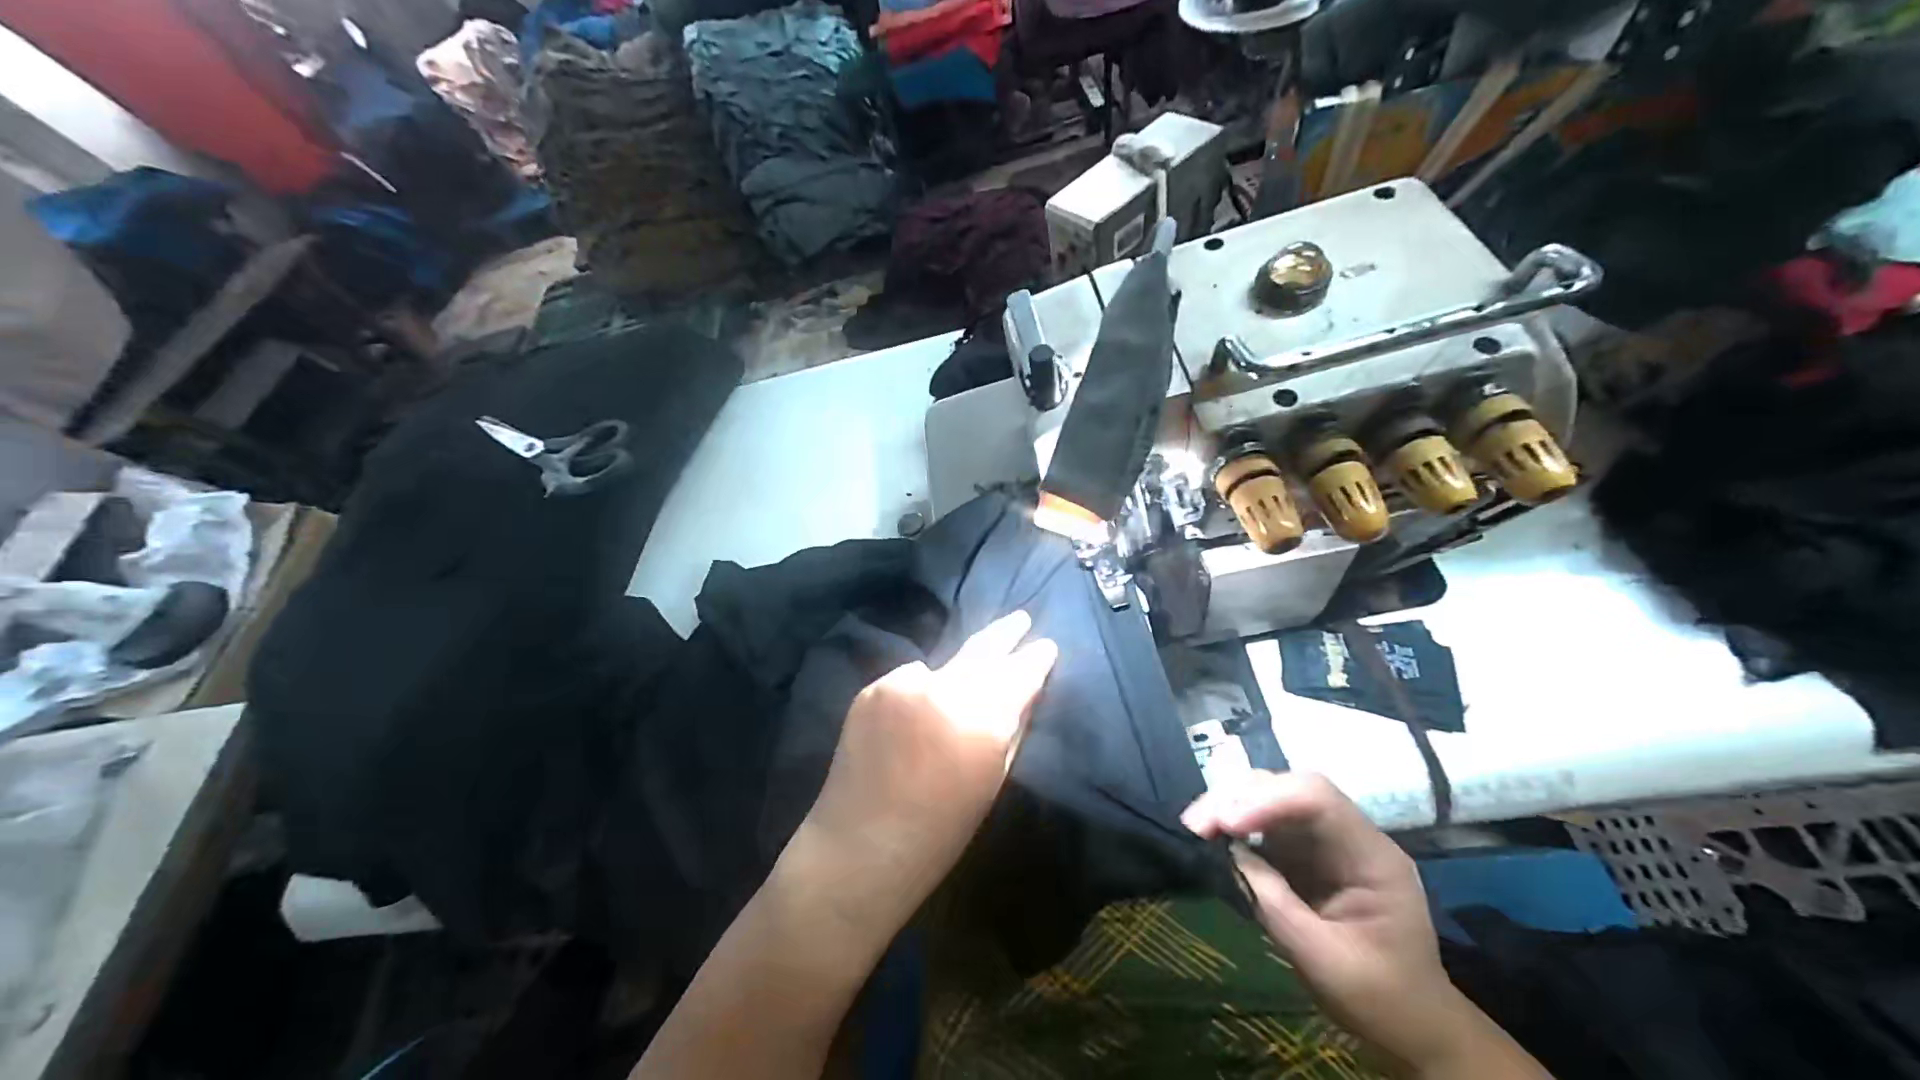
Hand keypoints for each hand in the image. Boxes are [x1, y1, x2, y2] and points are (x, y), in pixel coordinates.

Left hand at [791, 610, 1058, 928]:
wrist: (860, 846)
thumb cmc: (940, 831)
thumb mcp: (992, 781)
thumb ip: (1012, 728)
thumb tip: (1026, 690)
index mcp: (982, 721)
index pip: (1020, 673)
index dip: (1035, 657)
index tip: (1045, 645)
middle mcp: (944, 690)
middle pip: (983, 650)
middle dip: (1005, 633)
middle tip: (1020, 618)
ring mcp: (904, 684)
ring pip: (944, 666)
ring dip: (957, 673)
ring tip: (959, 692)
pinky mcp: (874, 688)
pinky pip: (911, 680)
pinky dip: (920, 690)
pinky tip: (916, 717)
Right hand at [1182, 772, 1470, 1071]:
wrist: (1410, 1026)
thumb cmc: (1378, 999)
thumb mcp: (1324, 960)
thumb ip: (1274, 904)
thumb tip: (1226, 854)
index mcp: (1372, 856)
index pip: (1318, 799)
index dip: (1267, 800)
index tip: (1225, 825)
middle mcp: (1347, 834)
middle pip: (1288, 787)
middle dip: (1237, 797)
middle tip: (1195, 825)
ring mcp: (1322, 841)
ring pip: (1269, 797)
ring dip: (1228, 805)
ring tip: (1195, 828)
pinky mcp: (1301, 853)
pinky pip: (1262, 822)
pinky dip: (1231, 823)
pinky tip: (1209, 835)